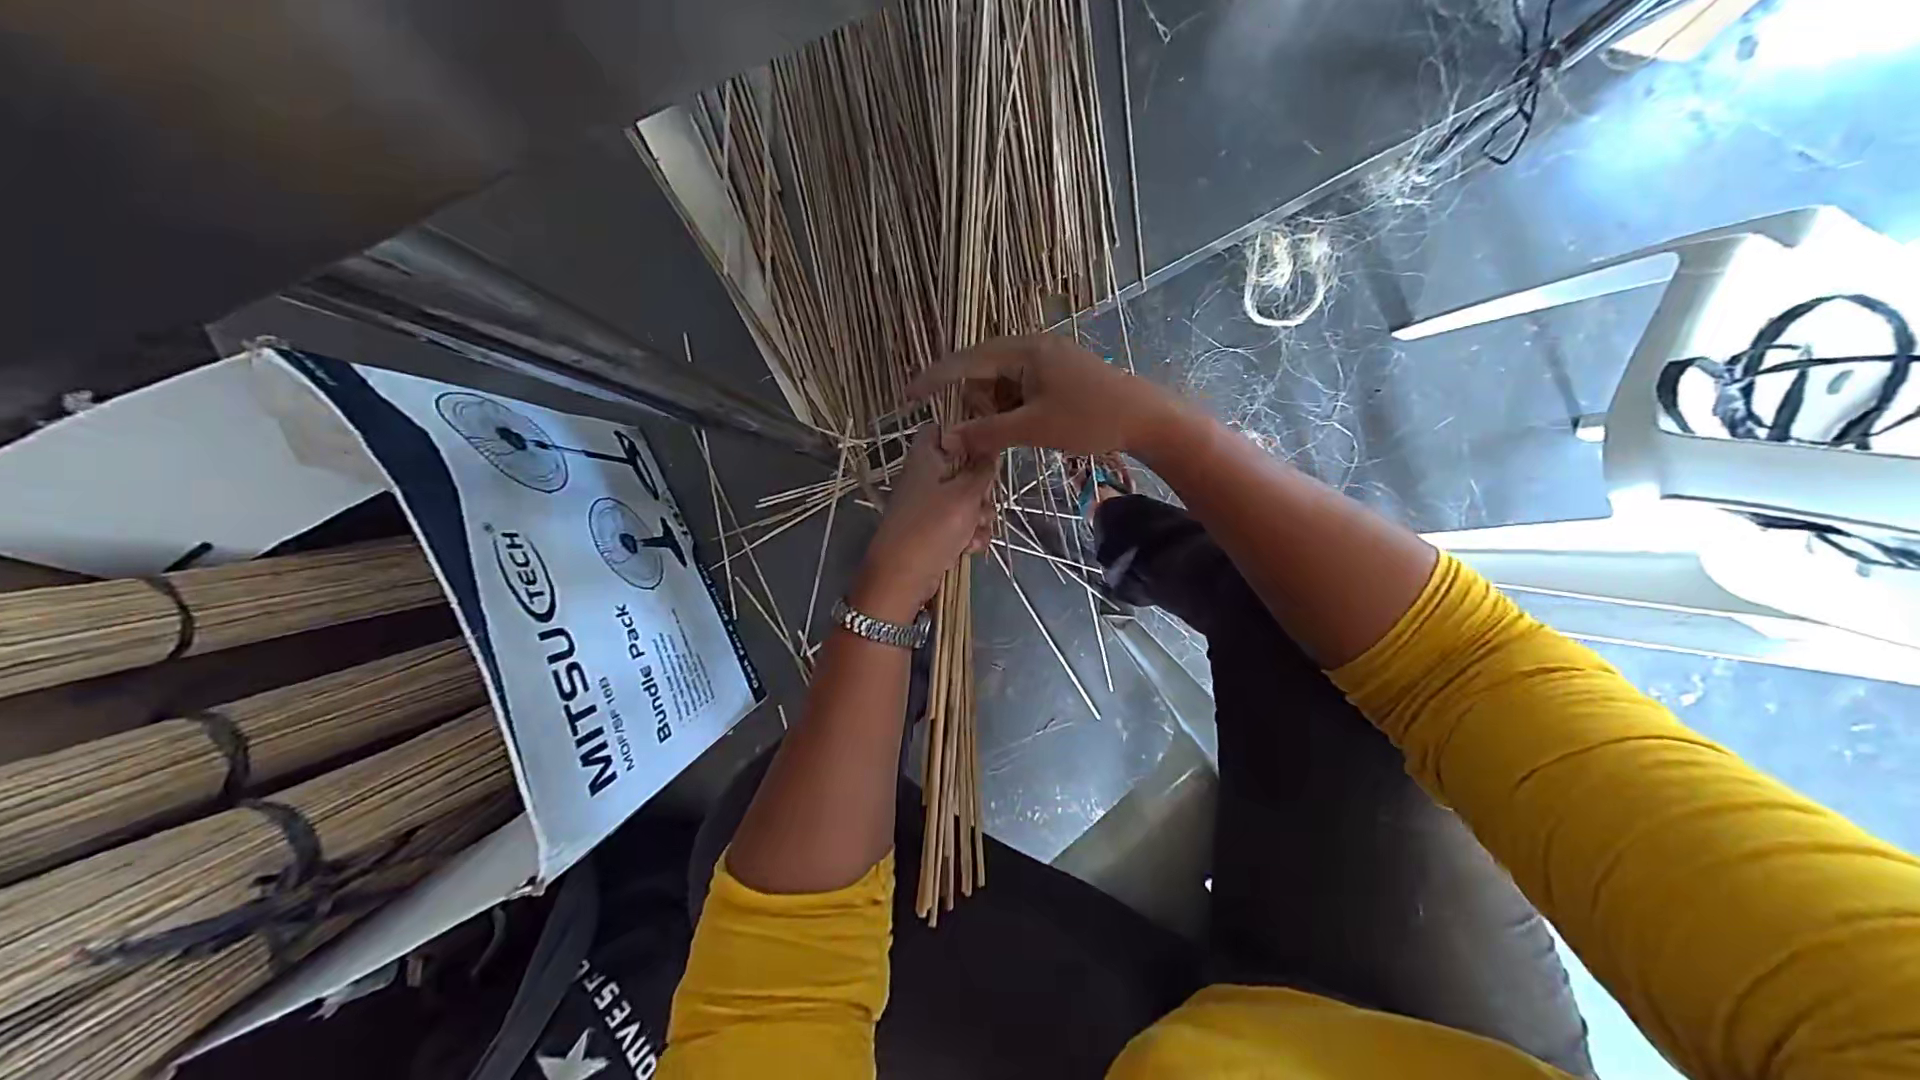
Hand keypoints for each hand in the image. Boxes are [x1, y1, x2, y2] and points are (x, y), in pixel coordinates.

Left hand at [852, 428, 994, 622]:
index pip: (946, 429)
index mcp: (926, 456)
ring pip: (971, 499)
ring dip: (980, 517)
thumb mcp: (965, 493)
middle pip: (967, 468)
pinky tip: (969, 547)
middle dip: (982, 489)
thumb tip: (992, 449)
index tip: (988, 450)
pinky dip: (970, 535)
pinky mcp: (937, 529)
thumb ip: (983, 469)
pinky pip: (965, 523)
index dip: (968, 436)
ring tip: (972, 531)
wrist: (903, 576)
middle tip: (979, 502)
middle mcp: (928, 476)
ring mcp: (932, 504)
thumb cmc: (932, 527)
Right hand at [907, 333, 1189, 461]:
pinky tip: (1029, 429)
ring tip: (1018, 435)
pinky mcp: (1059, 374)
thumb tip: (944, 438)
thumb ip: (985, 433)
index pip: (966, 361)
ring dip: (998, 411)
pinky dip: (1015, 410)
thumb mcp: (1033, 429)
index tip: (907, 395)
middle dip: (978, 405)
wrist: (1147, 419)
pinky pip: (1022, 389)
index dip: (934, 379)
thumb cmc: (1090, 419)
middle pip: (984, 373)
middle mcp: (1033, 346)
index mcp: (1024, 349)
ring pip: (1003, 384)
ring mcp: (1048, 359)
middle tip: (990, 435)